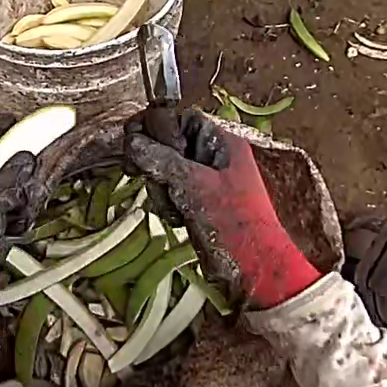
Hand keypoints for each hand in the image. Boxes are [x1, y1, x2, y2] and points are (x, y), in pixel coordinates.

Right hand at [124, 109, 321, 309]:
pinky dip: (165, 202)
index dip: (155, 127)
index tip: (133, 142)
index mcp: (220, 142)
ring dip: (159, 187)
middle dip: (153, 161)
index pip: (179, 118)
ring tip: (172, 206)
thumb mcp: (193, 185)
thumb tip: (130, 141)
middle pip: (166, 143)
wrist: (256, 268)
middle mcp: (211, 156)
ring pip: (162, 169)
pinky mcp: (196, 201)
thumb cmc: (232, 221)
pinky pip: (169, 190)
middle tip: (146, 176)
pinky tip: (175, 217)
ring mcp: (204, 179)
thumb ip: (160, 159)